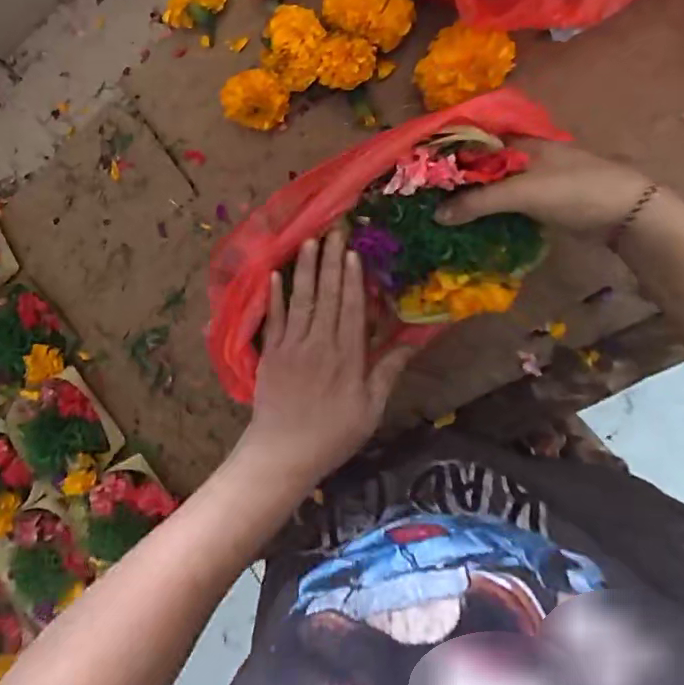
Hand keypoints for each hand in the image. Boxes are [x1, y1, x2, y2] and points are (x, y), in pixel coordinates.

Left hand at [240, 229, 415, 481]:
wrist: (284, 452)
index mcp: (347, 357)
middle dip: (331, 262)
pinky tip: (275, 273)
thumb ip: (388, 372)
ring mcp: (291, 346)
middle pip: (327, 296)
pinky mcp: (270, 352)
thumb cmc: (333, 434)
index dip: (353, 279)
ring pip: (301, 299)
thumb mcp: (370, 409)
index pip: (351, 309)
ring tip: (309, 241)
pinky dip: (274, 295)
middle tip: (335, 232)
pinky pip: (274, 318)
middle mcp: (319, 343)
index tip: (354, 253)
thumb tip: (412, 343)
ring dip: (305, 269)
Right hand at [436, 140, 657, 236]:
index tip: (416, 166)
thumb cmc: (573, 189)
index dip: (444, 151)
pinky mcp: (540, 199)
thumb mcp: (522, 192)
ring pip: (490, 182)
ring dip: (468, 195)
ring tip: (436, 209)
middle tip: (421, 193)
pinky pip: (503, 200)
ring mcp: (532, 177)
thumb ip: (478, 202)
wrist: (628, 213)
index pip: (470, 139)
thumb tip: (436, 216)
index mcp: (518, 140)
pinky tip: (468, 220)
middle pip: (478, 162)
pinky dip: (486, 208)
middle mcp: (522, 154)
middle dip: (452, 176)